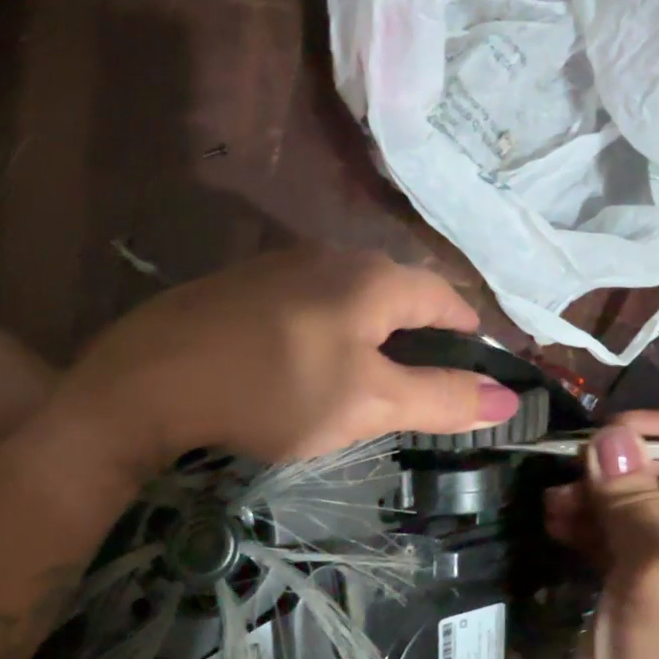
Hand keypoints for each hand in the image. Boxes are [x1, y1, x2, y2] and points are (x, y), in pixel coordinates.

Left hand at [55, 247, 521, 466]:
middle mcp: (328, 256)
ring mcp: (275, 268)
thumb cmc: (272, 390)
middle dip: (417, 338)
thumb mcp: (367, 402)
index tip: (477, 374)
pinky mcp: (235, 291)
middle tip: (421, 389)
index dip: (470, 336)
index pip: (446, 296)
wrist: (150, 382)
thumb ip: (440, 399)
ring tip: (364, 384)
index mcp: (372, 276)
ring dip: (367, 337)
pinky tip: (301, 370)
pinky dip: (320, 338)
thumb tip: (508, 397)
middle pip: (395, 294)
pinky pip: (301, 310)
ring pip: (345, 301)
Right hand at [548, 411, 658, 658]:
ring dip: (598, 496)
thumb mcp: (658, 572)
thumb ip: (631, 498)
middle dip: (627, 466)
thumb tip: (609, 435)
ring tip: (552, 495)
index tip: (616, 428)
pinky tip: (552, 518)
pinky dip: (586, 526)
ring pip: (641, 509)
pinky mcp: (641, 594)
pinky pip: (615, 541)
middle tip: (570, 460)